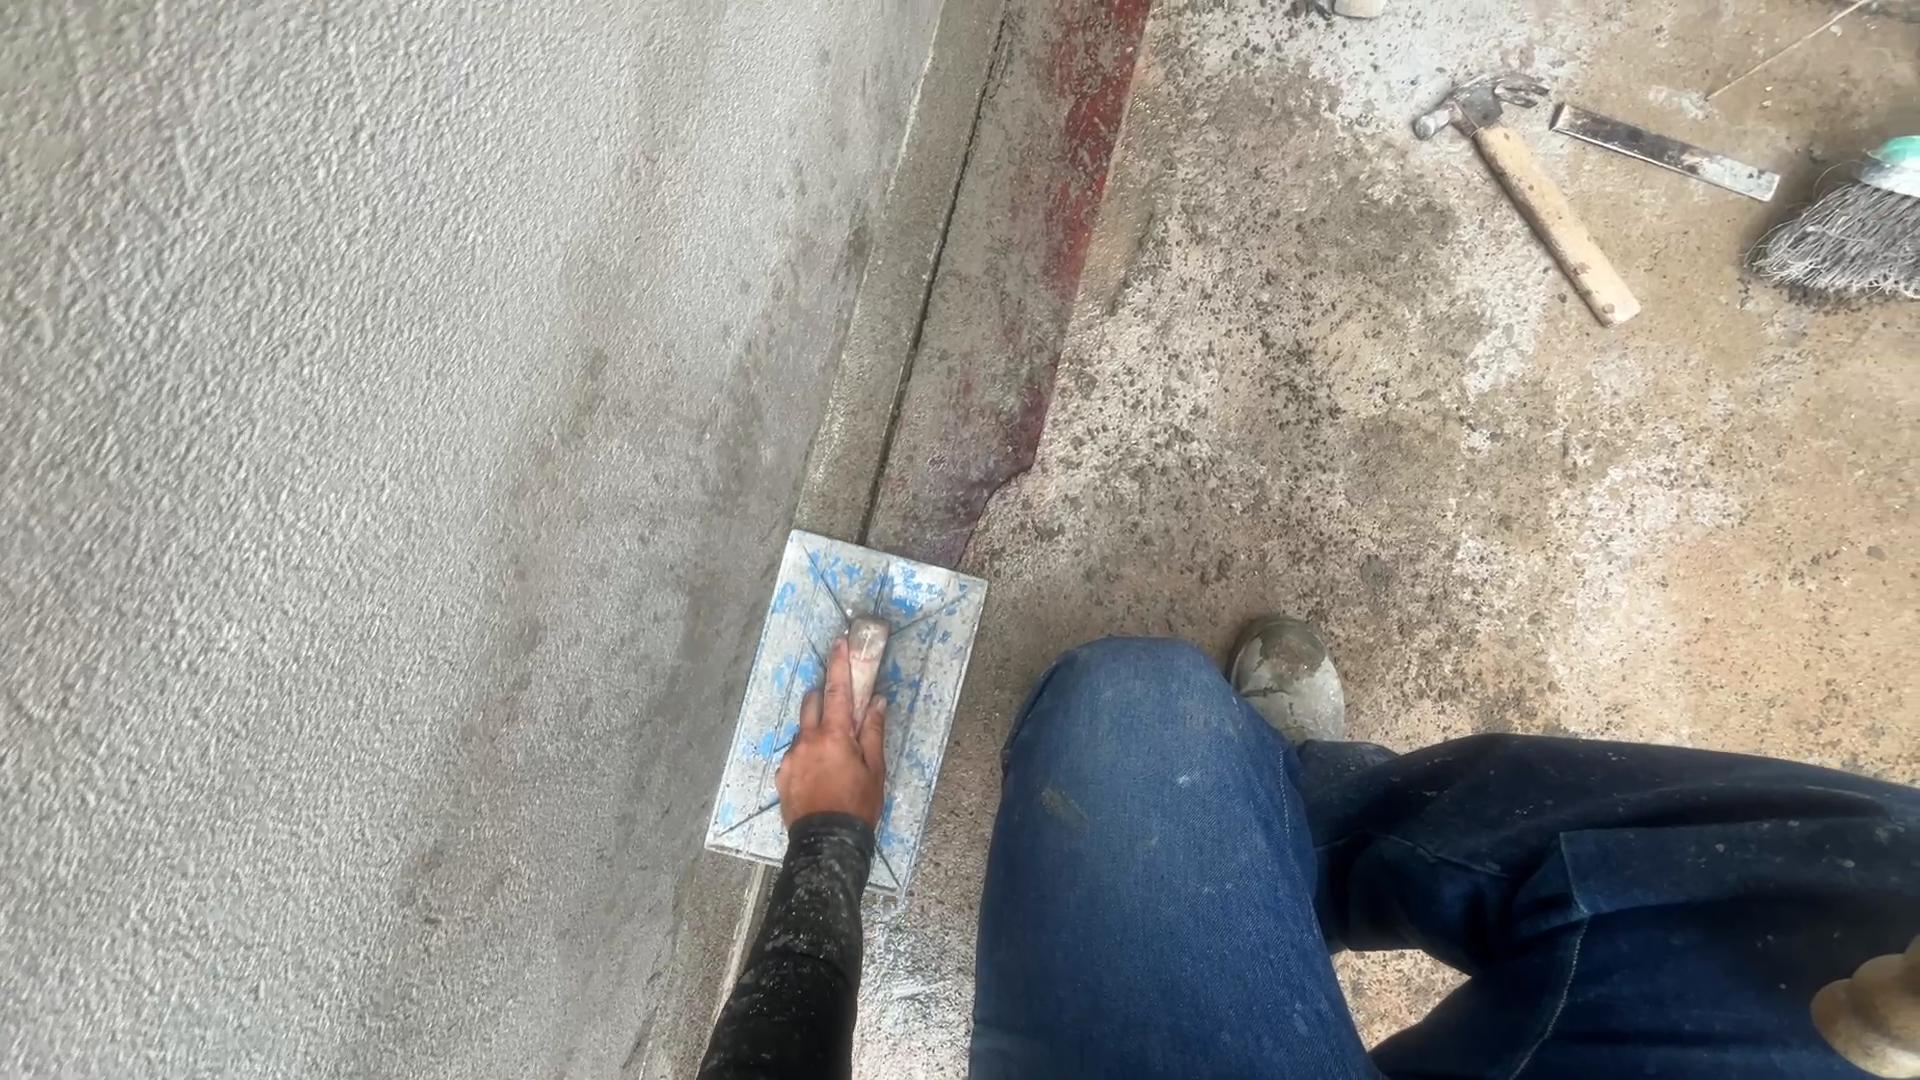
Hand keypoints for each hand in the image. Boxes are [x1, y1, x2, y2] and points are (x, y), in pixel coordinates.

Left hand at [776, 636, 887, 827]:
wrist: (827, 843)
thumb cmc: (858, 805)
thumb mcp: (875, 769)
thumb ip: (873, 732)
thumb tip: (877, 703)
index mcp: (834, 735)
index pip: (838, 690)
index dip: (838, 664)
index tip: (838, 642)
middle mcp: (808, 740)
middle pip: (812, 703)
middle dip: (824, 696)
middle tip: (839, 707)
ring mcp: (791, 757)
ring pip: (803, 731)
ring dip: (816, 731)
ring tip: (832, 756)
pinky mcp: (782, 774)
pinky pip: (795, 753)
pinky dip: (807, 754)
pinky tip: (819, 774)